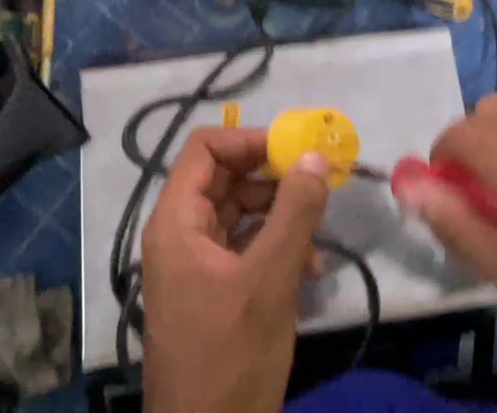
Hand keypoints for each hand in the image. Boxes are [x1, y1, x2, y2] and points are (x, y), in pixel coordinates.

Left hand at [140, 127, 330, 412]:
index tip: (295, 150)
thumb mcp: (269, 281)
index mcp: (176, 222)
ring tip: (319, 235)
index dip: (249, 140)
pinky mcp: (213, 290)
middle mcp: (180, 233)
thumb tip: (314, 156)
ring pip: (239, 213)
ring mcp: (195, 263)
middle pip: (224, 178)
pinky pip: (244, 248)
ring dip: (281, 215)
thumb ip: (294, 213)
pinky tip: (311, 268)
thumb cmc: (230, 355)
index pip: (204, 149)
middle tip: (318, 182)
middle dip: (272, 177)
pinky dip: (276, 247)